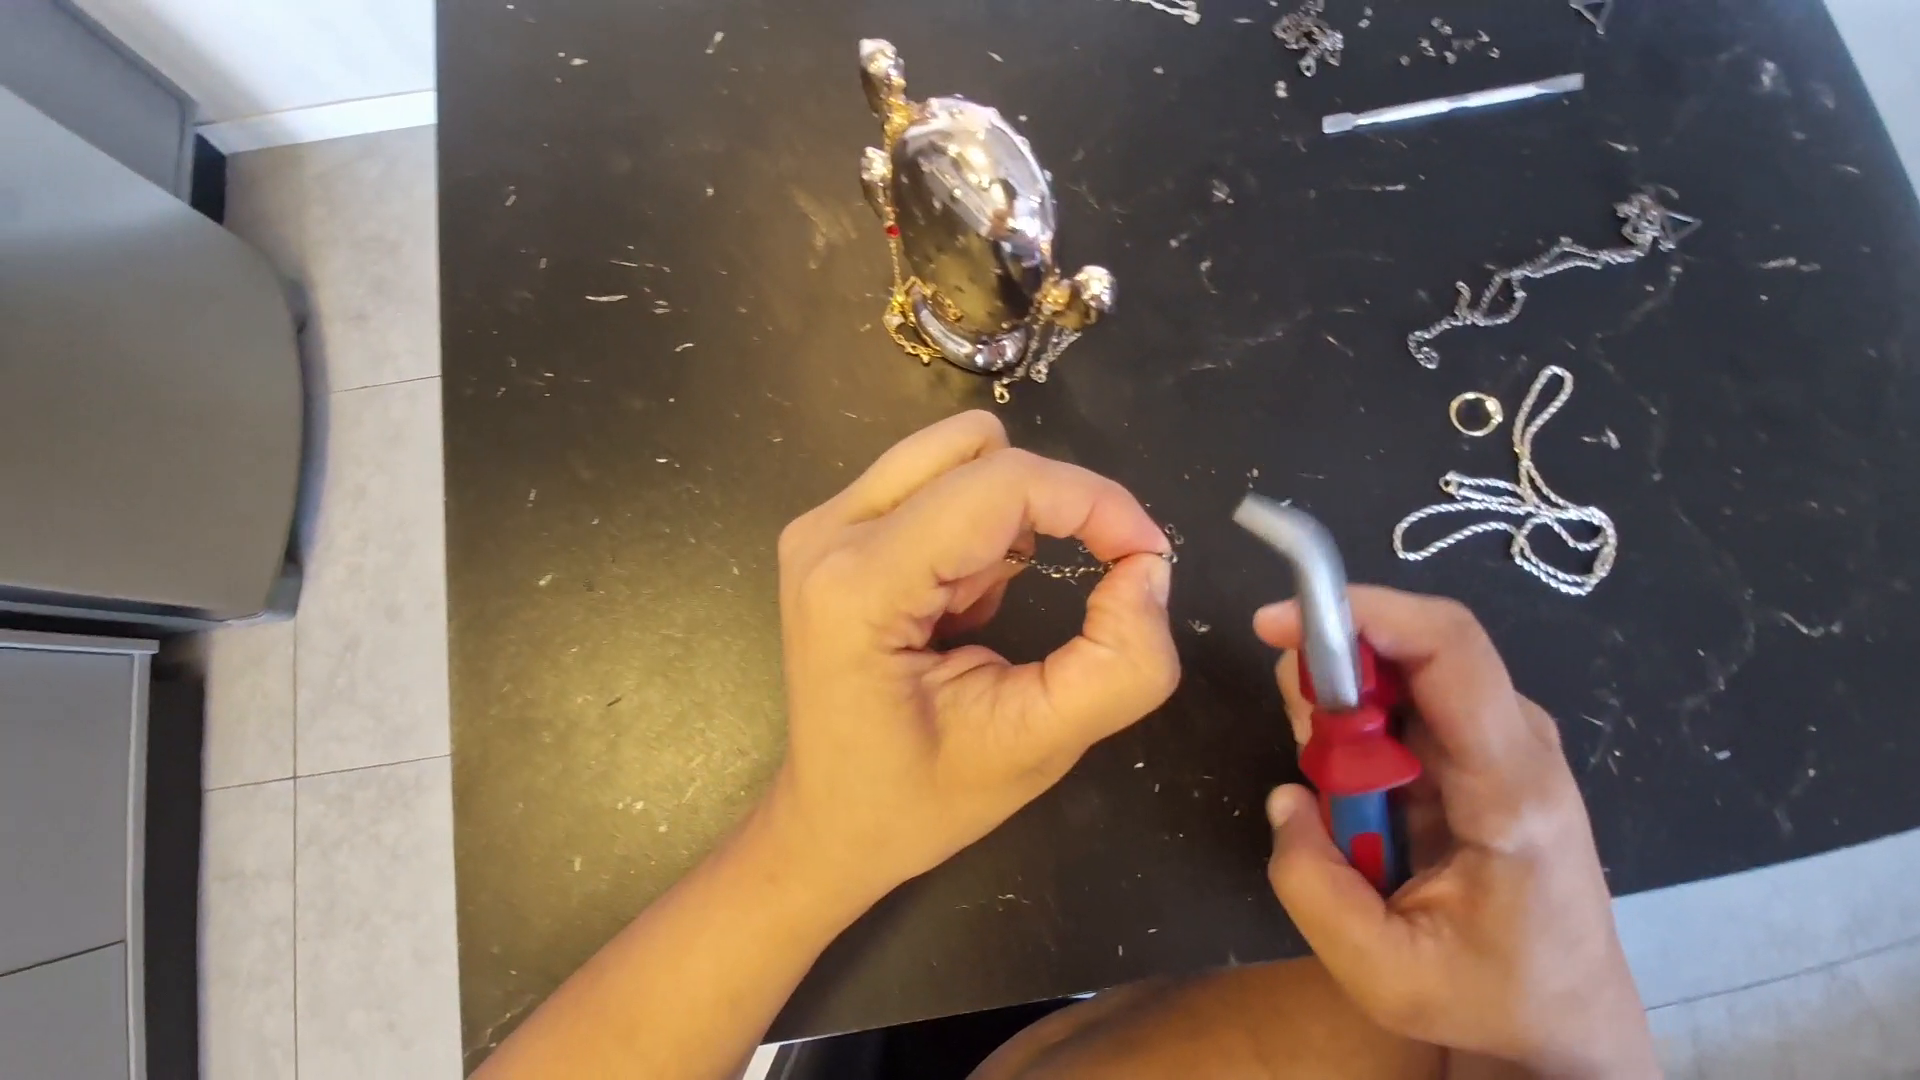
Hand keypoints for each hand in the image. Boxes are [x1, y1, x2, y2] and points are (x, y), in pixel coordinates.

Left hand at [767, 411, 1178, 901]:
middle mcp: (829, 534)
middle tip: (1078, 579)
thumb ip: (1121, 664)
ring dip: (1009, 518)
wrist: (831, 822)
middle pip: (977, 449)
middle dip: (1052, 505)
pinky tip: (959, 603)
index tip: (1145, 552)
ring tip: (990, 606)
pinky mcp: (831, 530)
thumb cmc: (921, 798)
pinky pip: (933, 483)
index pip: (999, 484)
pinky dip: (977, 528)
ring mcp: (822, 526)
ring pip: (956, 454)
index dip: (1092, 501)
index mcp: (861, 586)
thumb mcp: (1040, 747)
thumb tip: (1148, 567)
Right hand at [1255, 587, 1657, 1078]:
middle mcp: (1515, 747)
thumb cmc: (1490, 1004)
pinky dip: (1352, 723)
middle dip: (1333, 663)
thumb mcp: (1381, 973)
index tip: (1278, 623)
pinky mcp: (1475, 753)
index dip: (1362, 611)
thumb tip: (1286, 798)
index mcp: (1510, 791)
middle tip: (1300, 736)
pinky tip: (1352, 790)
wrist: (1564, 1030)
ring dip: (1339, 704)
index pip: (1449, 652)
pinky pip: (1399, 701)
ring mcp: (1499, 744)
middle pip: (1416, 646)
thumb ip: (1310, 884)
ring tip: (1337, 796)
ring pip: (1400, 670)